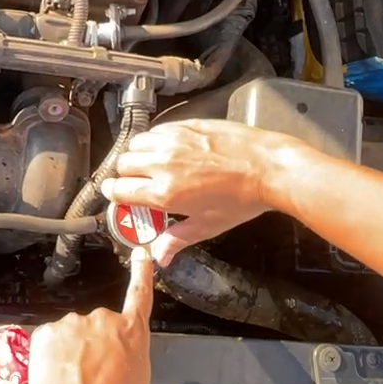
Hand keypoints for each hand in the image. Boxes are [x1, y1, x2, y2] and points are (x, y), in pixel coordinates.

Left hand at [19, 249, 157, 383]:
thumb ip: (140, 380)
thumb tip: (127, 381)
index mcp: (133, 332)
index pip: (141, 295)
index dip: (142, 273)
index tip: (141, 252)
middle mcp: (103, 320)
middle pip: (102, 329)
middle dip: (99, 349)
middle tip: (96, 381)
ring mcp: (72, 323)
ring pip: (74, 337)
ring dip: (74, 355)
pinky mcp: (46, 332)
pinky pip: (51, 343)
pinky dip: (52, 359)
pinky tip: (55, 381)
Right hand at [99, 119, 309, 263]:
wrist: (269, 168)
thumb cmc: (241, 201)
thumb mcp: (208, 226)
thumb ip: (177, 239)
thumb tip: (158, 258)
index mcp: (164, 193)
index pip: (120, 190)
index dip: (113, 193)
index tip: (115, 193)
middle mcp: (162, 164)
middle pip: (123, 165)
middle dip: (125, 174)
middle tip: (137, 181)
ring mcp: (173, 141)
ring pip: (136, 143)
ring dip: (137, 154)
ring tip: (150, 163)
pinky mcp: (185, 125)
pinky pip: (157, 130)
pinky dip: (155, 139)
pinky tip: (167, 148)